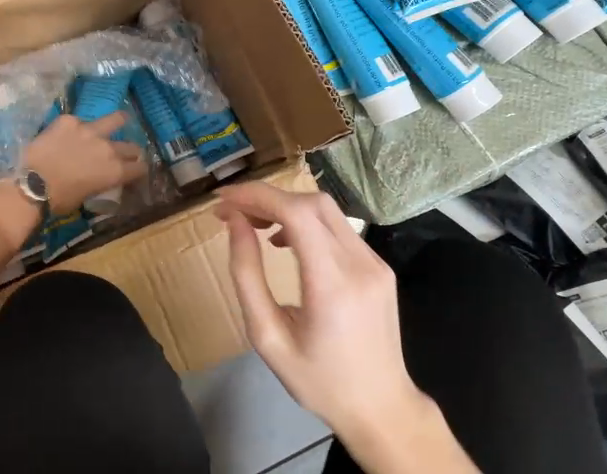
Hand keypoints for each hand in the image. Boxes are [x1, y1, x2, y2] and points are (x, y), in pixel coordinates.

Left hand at [23, 112, 148, 213]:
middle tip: (126, 151)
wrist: (32, 184)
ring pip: (115, 120)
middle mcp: (108, 147)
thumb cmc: (59, 200)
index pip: (140, 168)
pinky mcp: (69, 120)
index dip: (139, 169)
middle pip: (130, 146)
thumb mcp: (87, 195)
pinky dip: (78, 127)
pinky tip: (70, 131)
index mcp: (115, 171)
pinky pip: (79, 120)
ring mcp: (89, 129)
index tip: (135, 169)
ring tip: (118, 121)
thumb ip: (100, 181)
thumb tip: (100, 176)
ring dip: (118, 122)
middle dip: (131, 150)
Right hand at [216, 184, 429, 441]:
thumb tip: (235, 223)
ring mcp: (376, 264)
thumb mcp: (268, 337)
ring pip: (326, 210)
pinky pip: (338, 228)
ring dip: (285, 206)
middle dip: (267, 198)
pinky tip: (285, 241)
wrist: (381, 409)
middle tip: (235, 213)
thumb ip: (247, 275)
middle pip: (311, 202)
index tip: (224, 200)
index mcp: (332, 286)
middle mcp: (360, 266)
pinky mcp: (380, 267)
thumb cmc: (318, 381)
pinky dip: (305, 222)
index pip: (296, 213)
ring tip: (254, 224)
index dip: (256, 196)